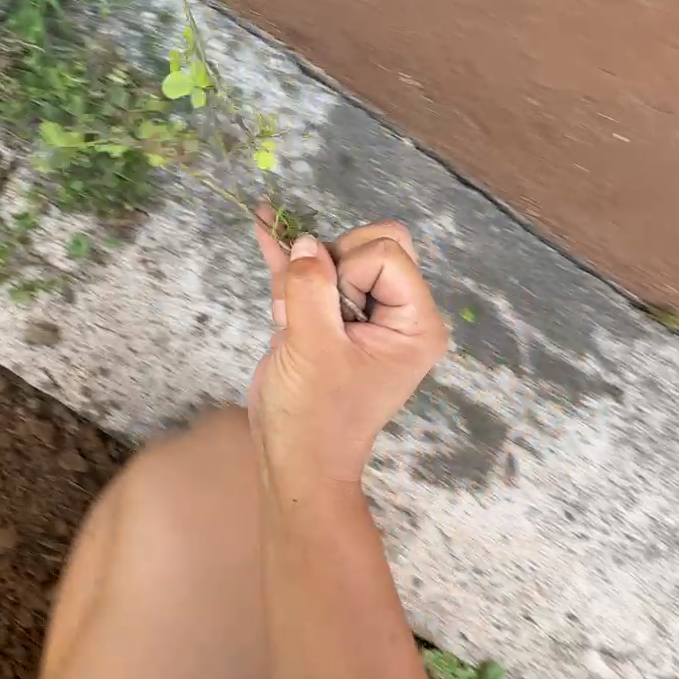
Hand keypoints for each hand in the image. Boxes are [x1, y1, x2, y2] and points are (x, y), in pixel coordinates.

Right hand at [250, 211, 448, 489]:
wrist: (292, 455)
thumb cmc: (315, 412)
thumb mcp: (314, 349)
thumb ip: (309, 289)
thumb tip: (304, 241)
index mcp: (414, 323)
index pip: (386, 255)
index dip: (347, 271)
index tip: (330, 318)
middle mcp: (393, 313)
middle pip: (368, 245)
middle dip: (327, 261)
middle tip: (308, 307)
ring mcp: (355, 314)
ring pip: (331, 255)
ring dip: (300, 269)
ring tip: (283, 304)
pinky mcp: (321, 318)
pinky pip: (307, 273)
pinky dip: (285, 253)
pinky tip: (264, 222)